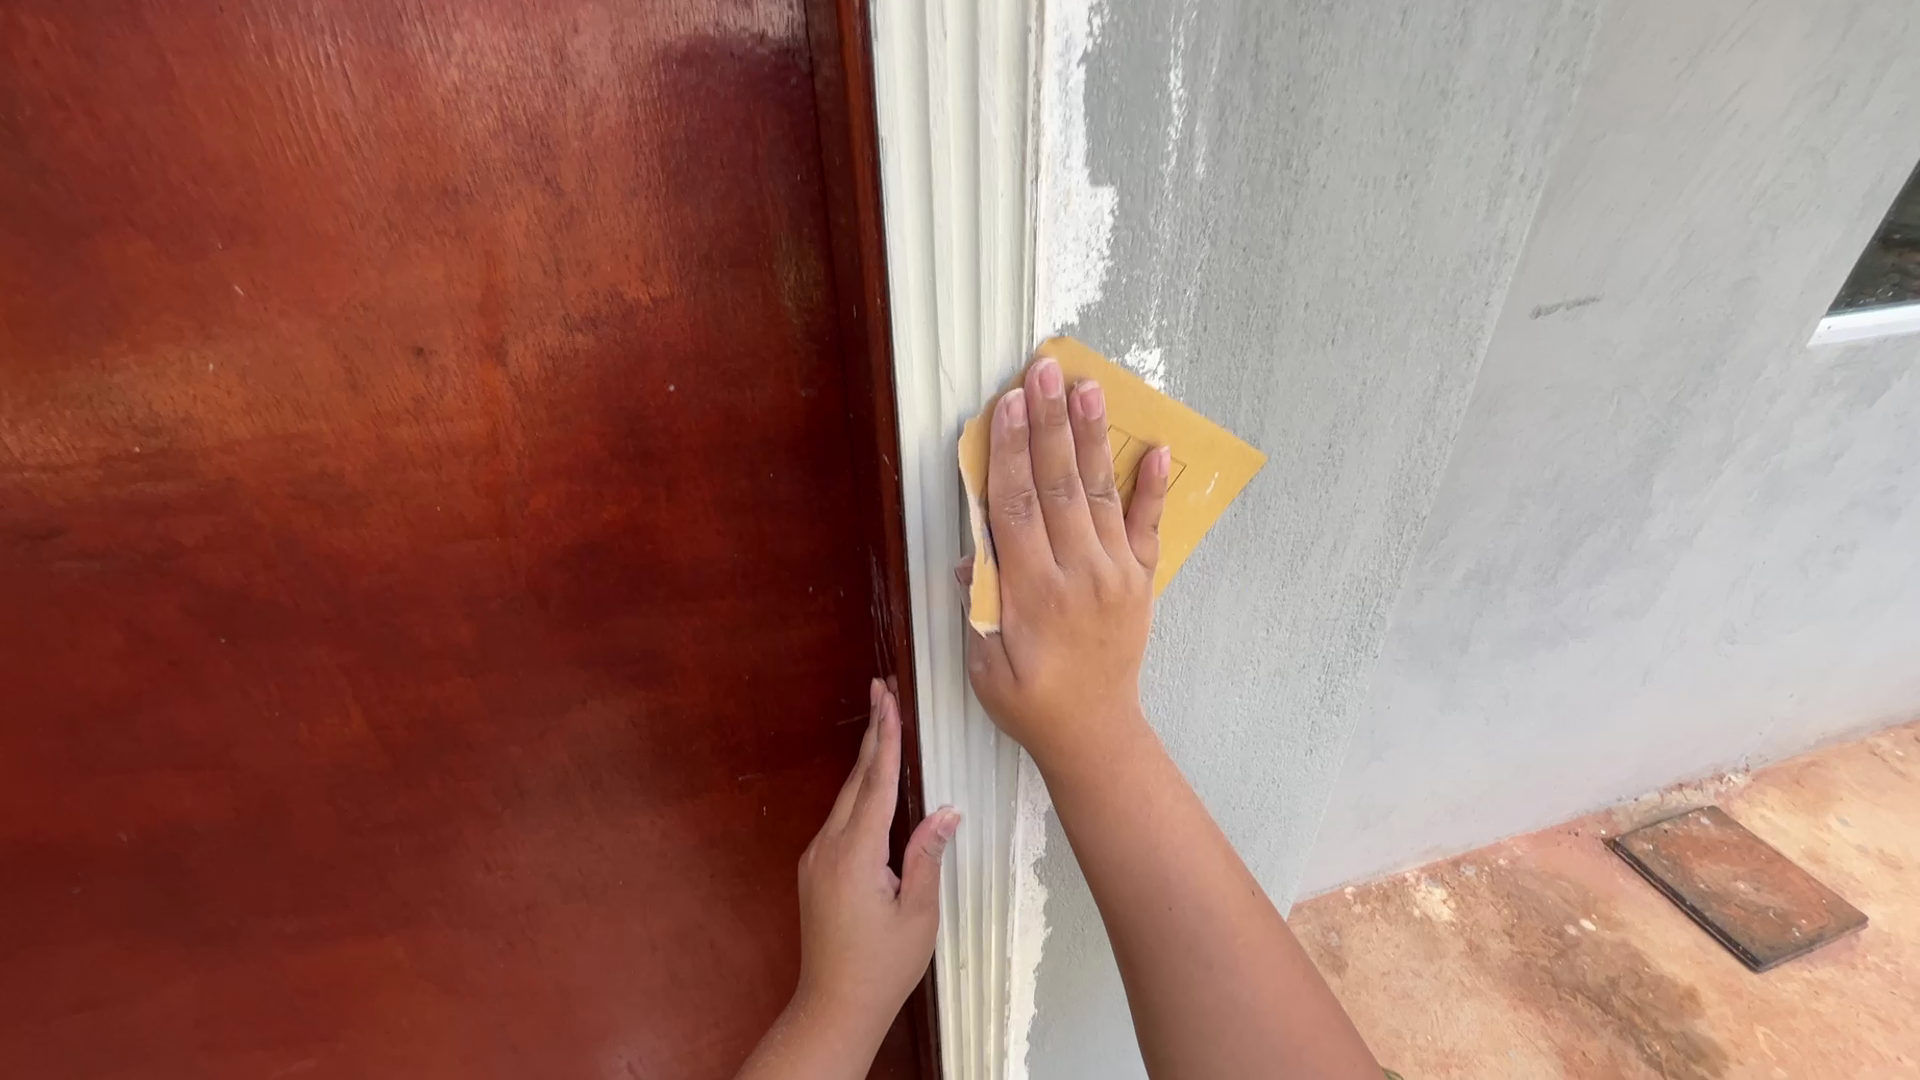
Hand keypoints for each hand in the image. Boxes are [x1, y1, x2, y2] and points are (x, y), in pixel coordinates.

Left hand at [793, 679, 959, 1032]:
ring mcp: (816, 856)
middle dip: (873, 731)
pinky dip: (860, 789)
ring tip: (883, 721)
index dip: (885, 736)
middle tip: (883, 689)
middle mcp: (828, 847)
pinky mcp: (816, 867)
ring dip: (867, 758)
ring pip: (846, 796)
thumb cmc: (882, 967)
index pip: (875, 782)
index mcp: (855, 854)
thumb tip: (947, 811)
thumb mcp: (918, 914)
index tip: (888, 698)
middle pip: (856, 779)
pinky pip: (841, 817)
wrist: (832, 1008)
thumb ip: (927, 855)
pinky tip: (873, 778)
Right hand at [963, 353, 1168, 771]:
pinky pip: (1147, 528)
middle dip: (1049, 424)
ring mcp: (1117, 574)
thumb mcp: (984, 664)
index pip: (1016, 507)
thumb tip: (970, 552)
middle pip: (1059, 486)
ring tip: (1089, 388)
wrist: (1095, 733)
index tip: (1007, 404)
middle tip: (1046, 371)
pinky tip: (1155, 449)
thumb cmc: (1030, 701)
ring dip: (1091, 439)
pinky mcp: (1141, 581)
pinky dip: (1153, 488)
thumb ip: (977, 604)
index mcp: (1033, 594)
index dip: (1010, 452)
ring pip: (1100, 494)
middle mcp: (1079, 574)